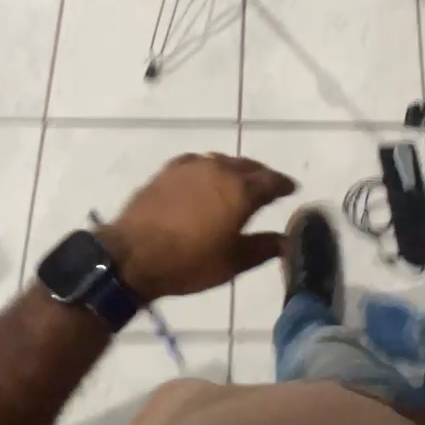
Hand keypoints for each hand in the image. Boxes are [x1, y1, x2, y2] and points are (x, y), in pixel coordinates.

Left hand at [99, 153, 296, 301]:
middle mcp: (220, 170)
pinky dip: (209, 169)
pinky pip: (198, 163)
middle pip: (249, 167)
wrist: (132, 255)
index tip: (292, 189)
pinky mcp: (170, 170)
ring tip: (239, 183)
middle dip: (262, 176)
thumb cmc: (188, 262)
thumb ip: (263, 248)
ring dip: (236, 170)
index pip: (272, 182)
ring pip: (223, 162)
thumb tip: (286, 241)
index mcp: (241, 191)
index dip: (284, 186)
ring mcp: (193, 166)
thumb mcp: (232, 262)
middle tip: (269, 187)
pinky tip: (206, 179)